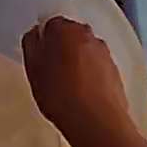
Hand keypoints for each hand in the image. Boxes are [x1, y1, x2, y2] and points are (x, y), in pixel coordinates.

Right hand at [21, 17, 136, 146]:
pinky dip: (90, 73)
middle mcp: (87, 33)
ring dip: (76, 61)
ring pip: (84, 49)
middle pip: (69, 34)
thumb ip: (31, 45)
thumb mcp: (34, 71)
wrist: (98, 121)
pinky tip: (83, 94)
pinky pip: (96, 64)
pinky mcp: (114, 67)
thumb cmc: (60, 95)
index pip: (50, 24)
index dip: (44, 41)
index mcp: (64, 29)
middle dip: (61, 48)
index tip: (40, 58)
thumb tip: (35, 33)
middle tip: (51, 73)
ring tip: (68, 87)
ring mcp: (103, 50)